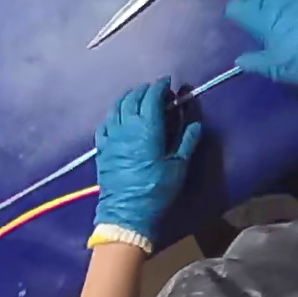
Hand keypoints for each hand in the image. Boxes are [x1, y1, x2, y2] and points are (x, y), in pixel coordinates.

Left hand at [92, 78, 201, 252]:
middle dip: (144, 90)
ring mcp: (111, 136)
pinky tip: (118, 117)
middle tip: (154, 90)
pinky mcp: (102, 148)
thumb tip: (195, 123)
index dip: (160, 87)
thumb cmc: (157, 190)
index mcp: (147, 127)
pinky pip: (105, 123)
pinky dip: (113, 115)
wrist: (127, 214)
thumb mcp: (178, 167)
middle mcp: (127, 126)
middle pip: (133, 98)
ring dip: (127, 98)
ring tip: (136, 97)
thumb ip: (187, 141)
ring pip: (116, 107)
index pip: (152, 97)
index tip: (167, 82)